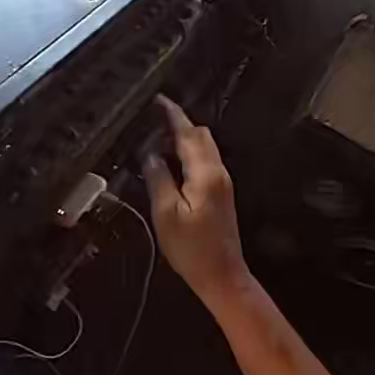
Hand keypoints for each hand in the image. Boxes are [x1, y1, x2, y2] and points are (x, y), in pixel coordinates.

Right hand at [144, 95, 254, 308]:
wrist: (222, 274)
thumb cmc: (191, 249)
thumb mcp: (166, 215)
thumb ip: (158, 179)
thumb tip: (151, 155)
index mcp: (206, 174)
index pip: (188, 134)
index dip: (172, 115)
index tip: (156, 100)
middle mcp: (219, 172)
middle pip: (201, 136)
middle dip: (178, 124)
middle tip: (151, 122)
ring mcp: (223, 182)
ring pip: (204, 148)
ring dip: (183, 140)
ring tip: (155, 141)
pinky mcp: (221, 193)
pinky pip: (205, 162)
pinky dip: (188, 155)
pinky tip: (170, 163)